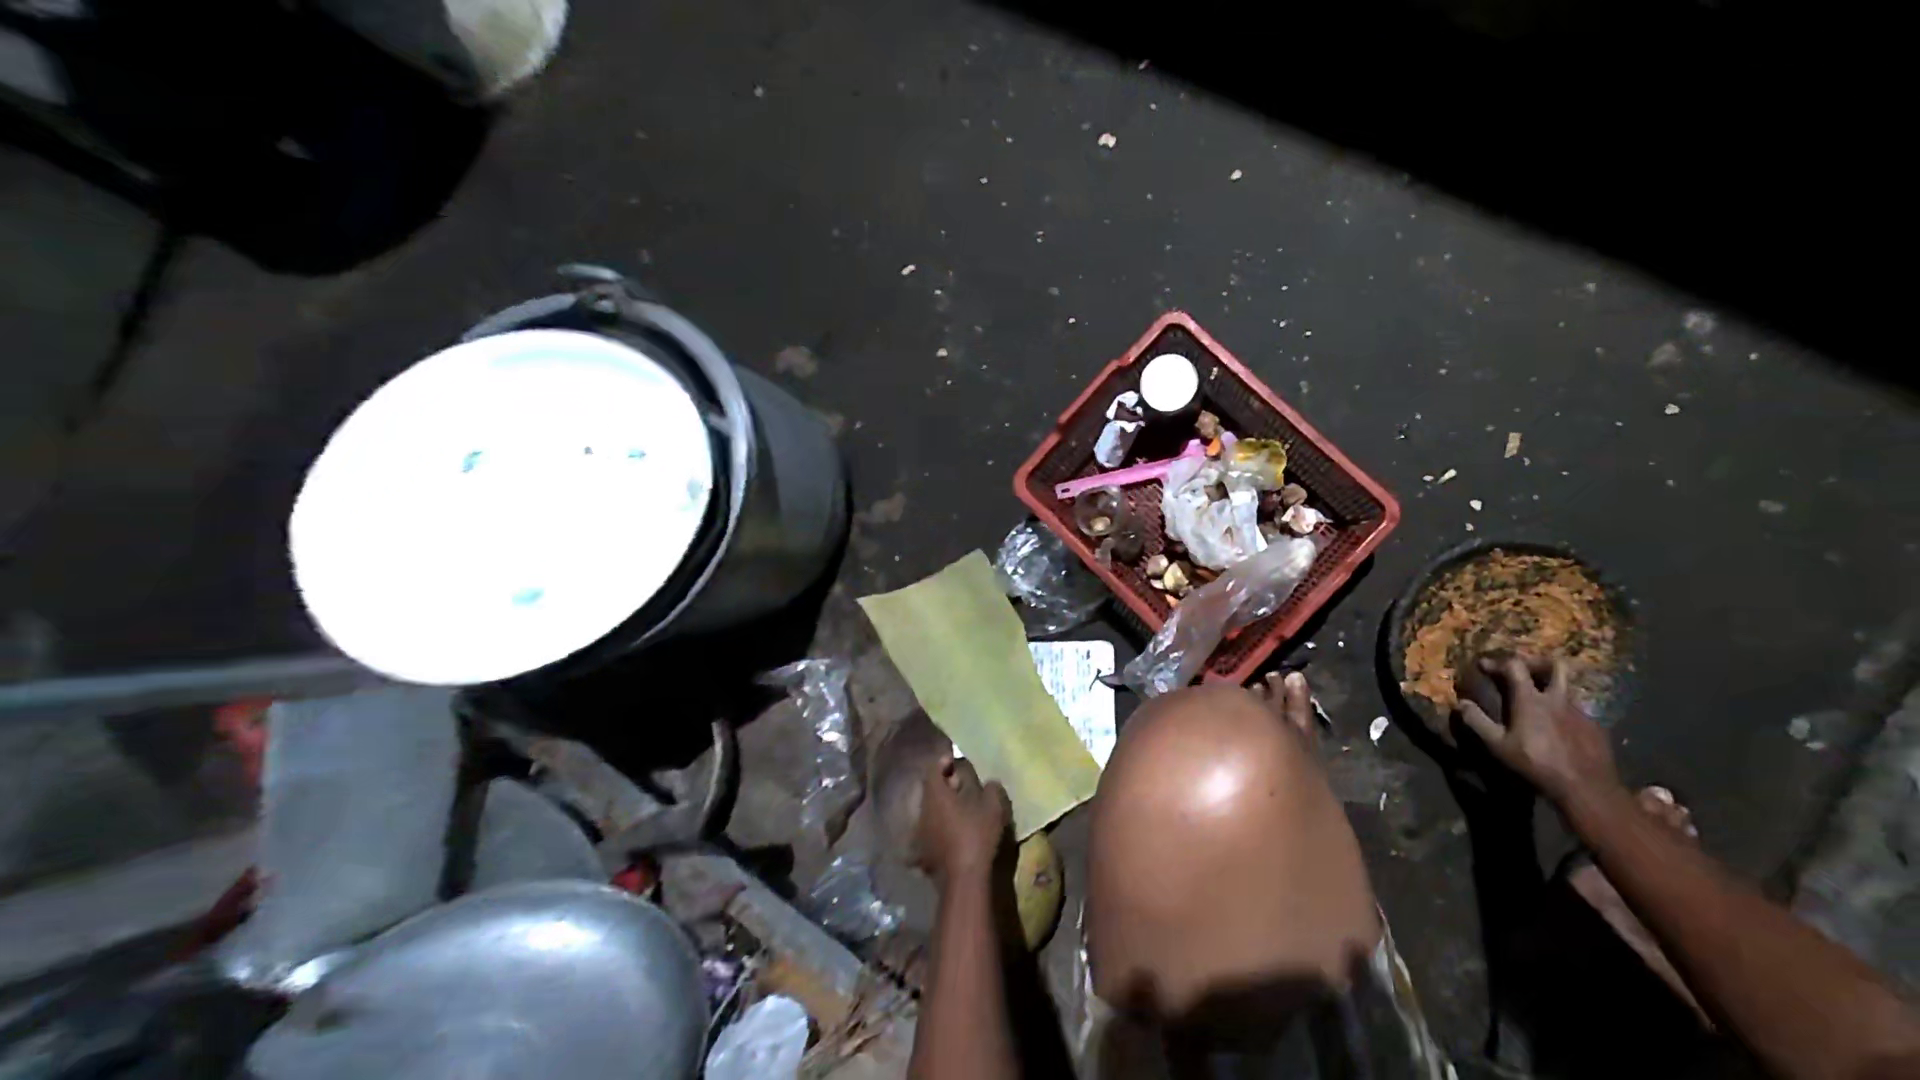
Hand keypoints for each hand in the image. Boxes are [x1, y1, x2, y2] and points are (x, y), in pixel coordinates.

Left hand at [913, 757, 1011, 885]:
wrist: (964, 878)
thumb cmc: (976, 835)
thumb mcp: (992, 807)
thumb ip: (992, 789)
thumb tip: (990, 782)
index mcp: (935, 795)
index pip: (932, 769)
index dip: (943, 762)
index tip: (954, 760)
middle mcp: (923, 810)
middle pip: (930, 789)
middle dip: (944, 783)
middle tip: (960, 783)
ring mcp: (921, 832)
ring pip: (930, 809)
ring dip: (942, 804)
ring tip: (961, 806)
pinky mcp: (924, 851)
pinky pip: (931, 828)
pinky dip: (941, 823)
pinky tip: (955, 829)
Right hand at [1457, 655, 1621, 806]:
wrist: (1587, 788)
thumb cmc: (1536, 764)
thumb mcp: (1497, 745)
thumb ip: (1476, 721)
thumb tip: (1460, 702)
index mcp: (1531, 700)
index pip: (1515, 666)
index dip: (1497, 662)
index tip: (1484, 666)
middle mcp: (1558, 699)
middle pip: (1554, 666)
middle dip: (1536, 662)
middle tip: (1522, 670)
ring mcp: (1580, 712)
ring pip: (1567, 688)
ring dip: (1551, 687)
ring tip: (1538, 699)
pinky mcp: (1595, 726)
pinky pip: (1577, 709)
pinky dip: (1563, 710)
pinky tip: (1556, 726)